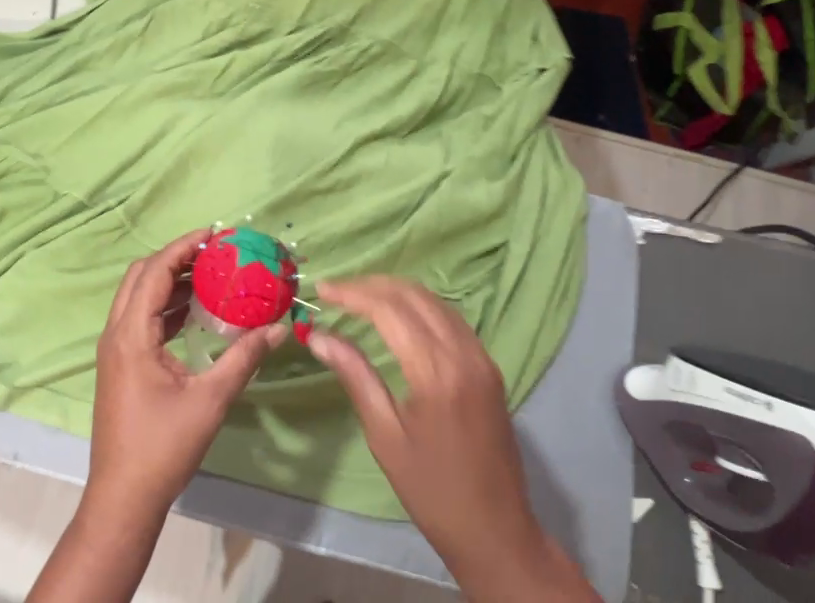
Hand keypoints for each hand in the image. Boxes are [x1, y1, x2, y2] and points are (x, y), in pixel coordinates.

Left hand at [88, 229, 285, 515]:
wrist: (124, 496)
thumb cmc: (164, 447)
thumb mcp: (211, 400)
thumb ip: (244, 357)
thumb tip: (280, 327)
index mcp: (131, 335)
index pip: (155, 272)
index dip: (183, 247)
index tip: (215, 234)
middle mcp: (116, 334)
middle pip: (142, 277)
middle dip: (177, 258)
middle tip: (216, 253)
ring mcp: (115, 350)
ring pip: (139, 297)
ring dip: (172, 282)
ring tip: (213, 276)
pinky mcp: (121, 365)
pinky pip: (142, 319)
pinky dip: (167, 306)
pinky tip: (198, 312)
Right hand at [309, 277, 595, 601]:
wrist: (495, 529)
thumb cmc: (431, 490)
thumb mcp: (385, 436)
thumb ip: (355, 376)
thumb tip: (319, 337)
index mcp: (436, 372)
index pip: (389, 309)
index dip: (353, 293)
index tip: (322, 288)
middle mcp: (464, 353)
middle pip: (415, 296)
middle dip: (373, 285)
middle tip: (337, 289)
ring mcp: (482, 358)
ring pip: (436, 302)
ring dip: (397, 291)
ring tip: (360, 296)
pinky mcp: (489, 368)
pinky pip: (452, 320)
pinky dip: (421, 307)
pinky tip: (399, 316)